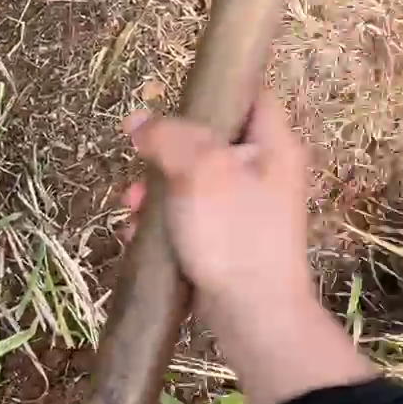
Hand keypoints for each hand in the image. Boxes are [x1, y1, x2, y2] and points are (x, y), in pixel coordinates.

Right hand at [124, 92, 312, 326]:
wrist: (253, 313)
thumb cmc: (234, 233)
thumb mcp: (199, 171)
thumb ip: (168, 137)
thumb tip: (139, 122)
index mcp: (271, 148)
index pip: (250, 96)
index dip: (214, 89)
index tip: (173, 97)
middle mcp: (262, 174)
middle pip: (207, 140)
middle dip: (164, 150)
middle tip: (138, 159)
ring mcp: (243, 210)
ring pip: (189, 180)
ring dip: (154, 189)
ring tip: (131, 204)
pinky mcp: (224, 240)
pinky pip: (185, 216)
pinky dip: (159, 221)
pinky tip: (136, 232)